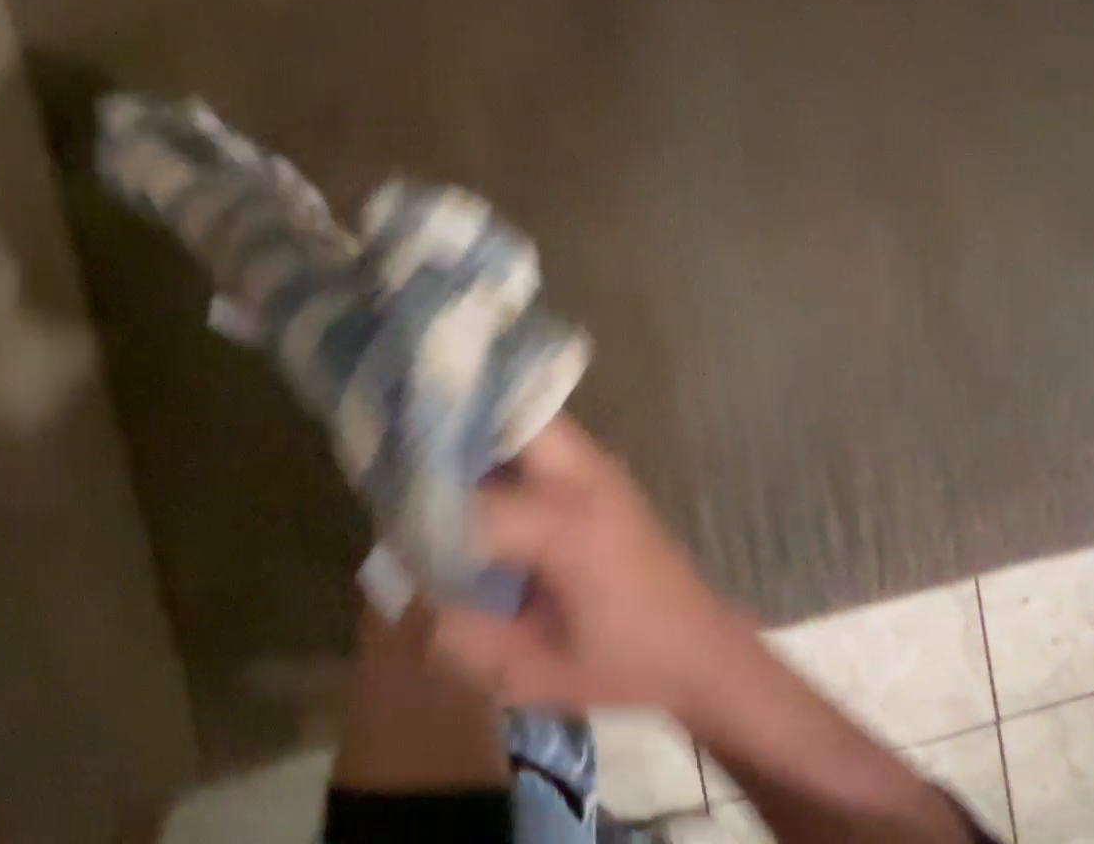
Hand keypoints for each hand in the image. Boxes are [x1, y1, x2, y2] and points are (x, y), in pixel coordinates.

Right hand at [429, 416, 753, 714]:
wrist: (702, 647)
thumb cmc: (624, 665)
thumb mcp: (536, 675)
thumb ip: (464, 637)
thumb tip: (408, 593)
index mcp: (569, 530)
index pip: (474, 506)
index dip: (425, 515)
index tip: (391, 529)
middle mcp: (585, 480)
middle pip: (507, 421)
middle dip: (455, 430)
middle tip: (407, 454)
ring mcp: (600, 466)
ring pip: (527, 418)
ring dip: (481, 429)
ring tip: (434, 456)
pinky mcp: (604, 470)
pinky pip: (543, 436)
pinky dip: (505, 442)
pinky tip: (478, 472)